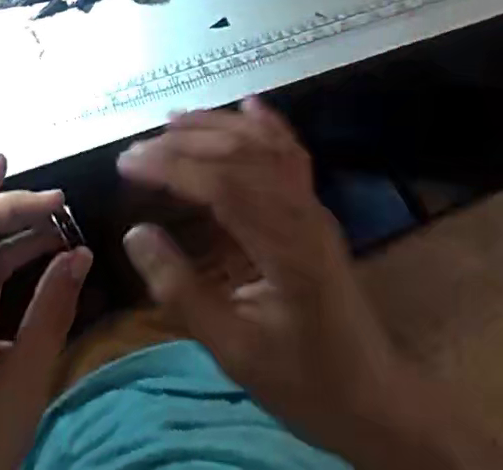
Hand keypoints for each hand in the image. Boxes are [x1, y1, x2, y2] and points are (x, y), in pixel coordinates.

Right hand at [117, 99, 502, 469]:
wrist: (375, 396)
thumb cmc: (304, 381)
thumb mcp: (234, 350)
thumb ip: (182, 291)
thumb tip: (135, 234)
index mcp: (284, 246)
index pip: (221, 185)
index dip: (171, 167)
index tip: (127, 162)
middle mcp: (302, 212)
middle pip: (241, 155)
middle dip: (184, 143)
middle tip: (137, 149)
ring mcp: (314, 207)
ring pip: (264, 146)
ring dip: (217, 127)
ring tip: (172, 121)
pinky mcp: (317, 210)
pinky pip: (292, 154)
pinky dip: (268, 125)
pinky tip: (249, 106)